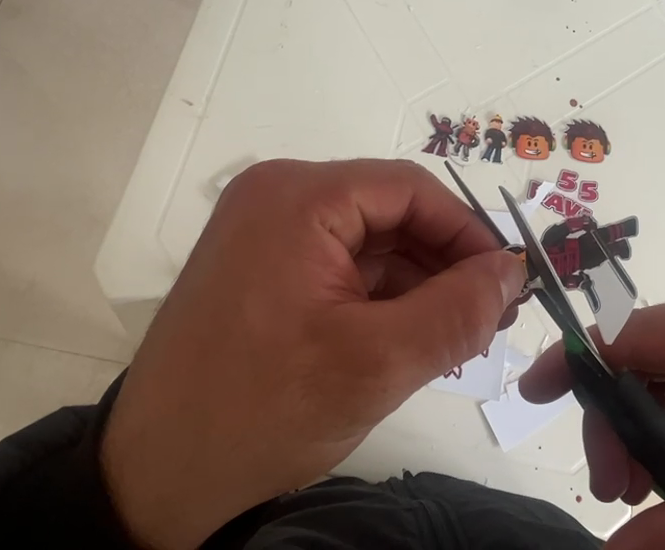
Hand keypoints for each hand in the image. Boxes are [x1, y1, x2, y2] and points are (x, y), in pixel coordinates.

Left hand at [100, 159, 525, 548]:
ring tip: (454, 339)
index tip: (506, 284)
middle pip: (387, 212)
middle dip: (442, 264)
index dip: (466, 233)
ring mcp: (263, 229)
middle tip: (487, 321)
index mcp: (298, 197)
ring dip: (414, 284)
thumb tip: (512, 270)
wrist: (152, 474)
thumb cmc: (262, 410)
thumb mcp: (375, 365)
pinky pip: (337, 262)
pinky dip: (377, 295)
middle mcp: (278, 195)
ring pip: (366, 240)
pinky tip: (407, 337)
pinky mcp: (259, 264)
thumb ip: (457, 312)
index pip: (408, 190)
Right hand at [520, 290, 664, 549]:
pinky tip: (660, 467)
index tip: (535, 396)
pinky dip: (662, 420)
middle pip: (640, 353)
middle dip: (613, 416)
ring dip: (635, 422)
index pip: (632, 334)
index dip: (579, 363)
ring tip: (634, 488)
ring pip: (658, 368)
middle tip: (616, 489)